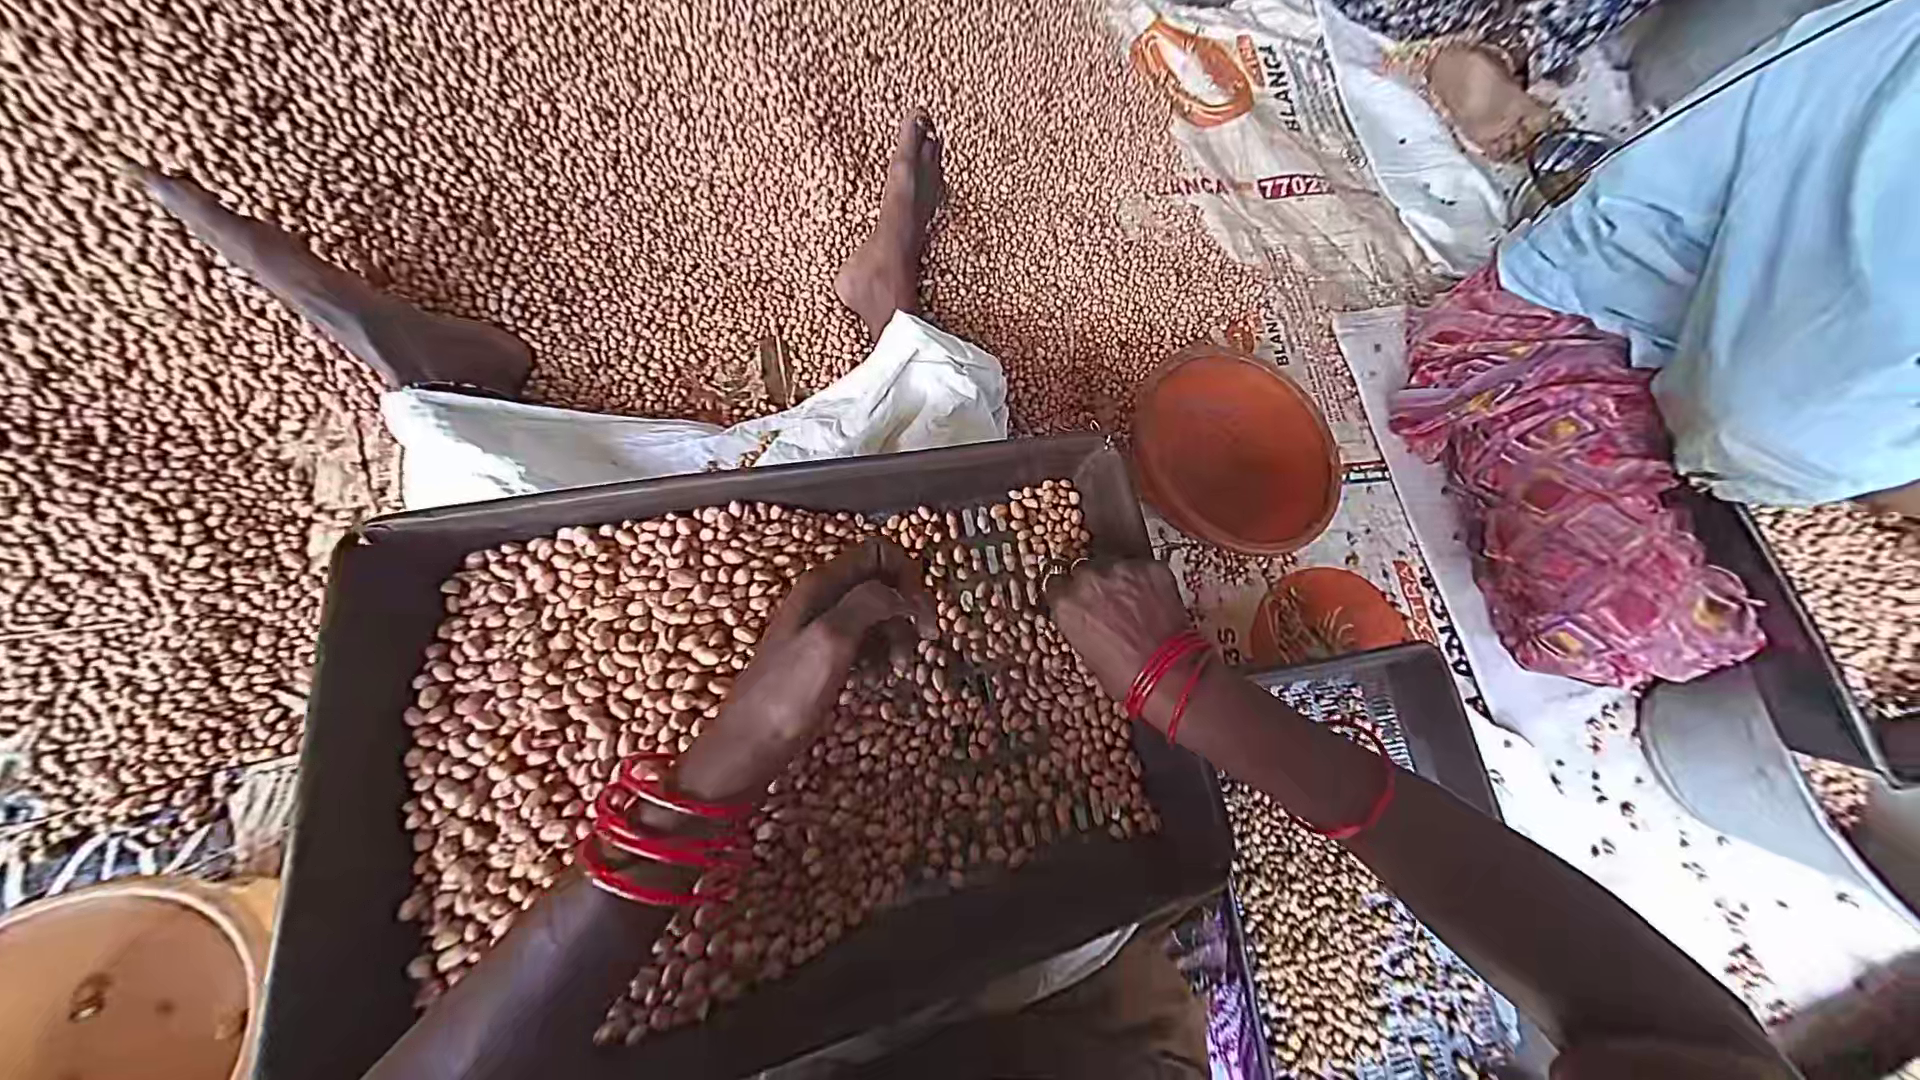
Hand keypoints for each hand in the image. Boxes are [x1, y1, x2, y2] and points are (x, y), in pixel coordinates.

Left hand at [670, 538, 936, 803]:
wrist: (750, 745)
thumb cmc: (787, 694)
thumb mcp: (830, 640)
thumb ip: (868, 604)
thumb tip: (905, 594)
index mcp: (822, 584)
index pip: (878, 552)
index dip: (906, 573)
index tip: (919, 610)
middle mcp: (824, 598)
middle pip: (883, 582)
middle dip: (908, 607)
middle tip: (924, 639)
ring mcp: (824, 627)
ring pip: (879, 613)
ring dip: (898, 635)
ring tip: (897, 668)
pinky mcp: (827, 655)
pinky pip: (867, 642)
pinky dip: (881, 655)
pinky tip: (878, 678)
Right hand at [1046, 559, 1194, 703]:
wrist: (1168, 674)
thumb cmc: (1125, 674)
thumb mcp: (1084, 650)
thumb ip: (1078, 621)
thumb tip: (1086, 612)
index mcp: (1066, 603)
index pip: (1056, 583)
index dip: (1068, 592)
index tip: (1078, 599)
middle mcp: (1088, 580)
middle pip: (1083, 570)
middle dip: (1093, 584)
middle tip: (1109, 603)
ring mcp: (1119, 570)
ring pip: (1113, 563)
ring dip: (1119, 579)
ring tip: (1133, 602)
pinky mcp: (1149, 567)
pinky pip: (1141, 567)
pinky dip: (1145, 579)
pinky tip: (1152, 598)